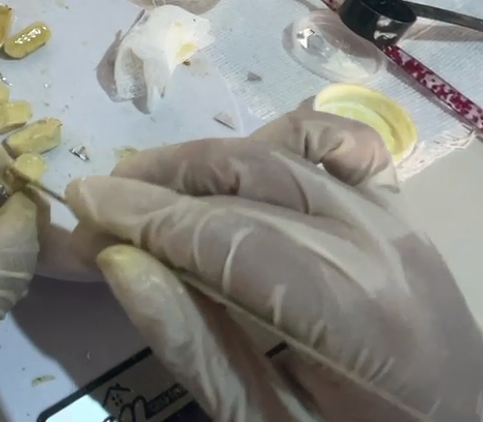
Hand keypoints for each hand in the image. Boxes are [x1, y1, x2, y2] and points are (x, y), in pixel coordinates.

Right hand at [68, 108, 482, 421]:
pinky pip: (336, 141)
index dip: (150, 219)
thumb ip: (194, 346)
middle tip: (100, 203)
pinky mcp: (398, 204)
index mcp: (372, 333)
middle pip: (249, 184)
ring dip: (199, 159)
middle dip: (159, 186)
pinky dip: (278, 136)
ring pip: (277, 152)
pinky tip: (237, 164)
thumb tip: (117, 260)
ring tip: (146, 182)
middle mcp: (390, 254)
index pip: (236, 245)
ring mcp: (399, 219)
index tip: (83, 207)